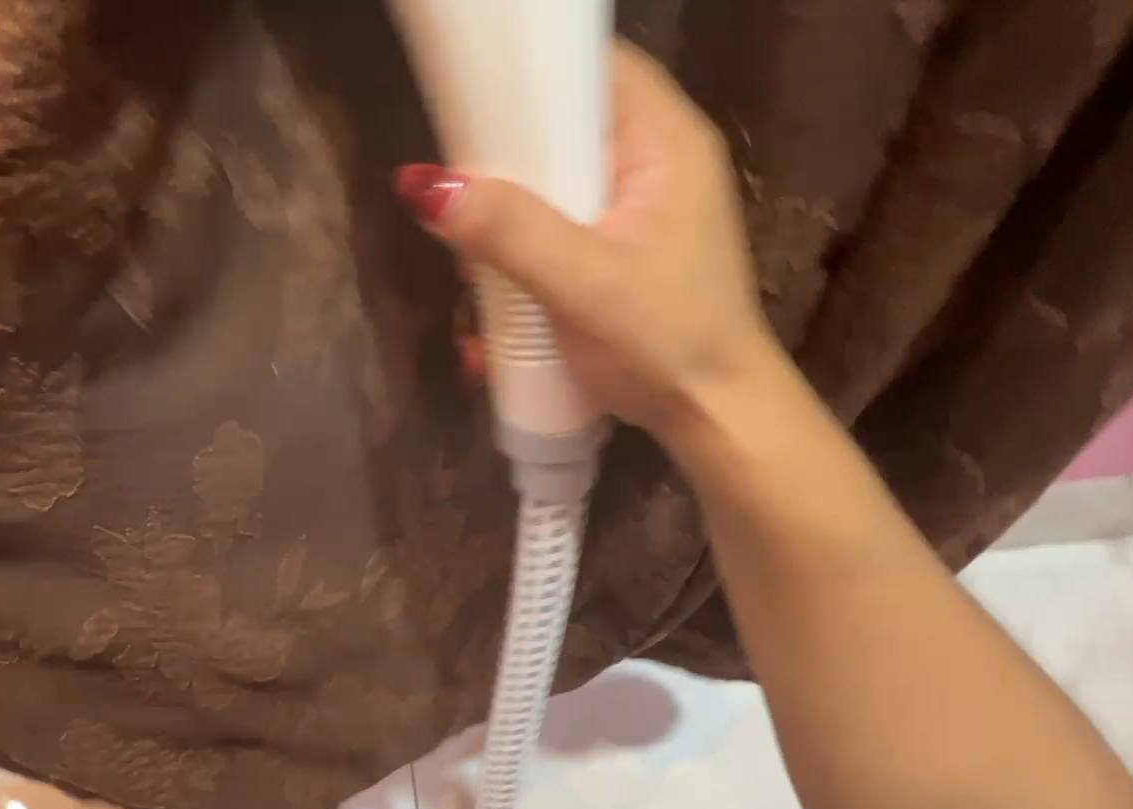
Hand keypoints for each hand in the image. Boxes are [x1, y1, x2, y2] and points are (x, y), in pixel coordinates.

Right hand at [395, 43, 794, 442]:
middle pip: (559, 132)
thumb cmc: (664, 343)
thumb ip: (509, 232)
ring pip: (547, 193)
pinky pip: (550, 239)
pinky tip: (493, 316)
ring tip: (475, 286)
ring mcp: (631, 217)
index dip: (530, 75)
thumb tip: (422, 186)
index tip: (467, 103)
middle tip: (460, 212)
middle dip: (501, 171)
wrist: (710, 417)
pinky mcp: (613, 259)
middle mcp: (650, 167)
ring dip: (500, 235)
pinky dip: (516, 269)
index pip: (593, 67)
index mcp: (664, 144)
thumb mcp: (583, 285)